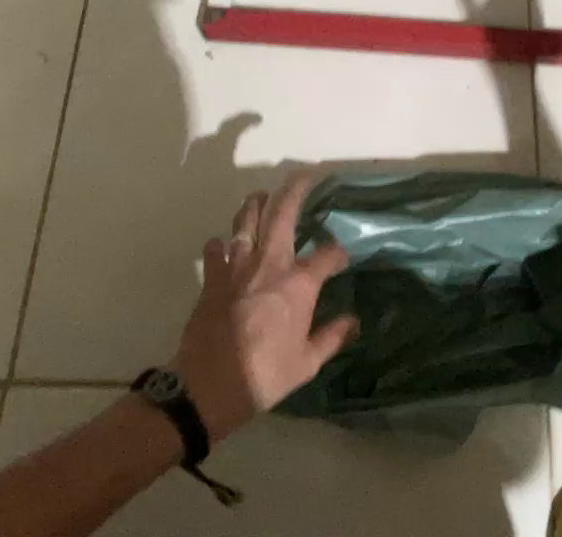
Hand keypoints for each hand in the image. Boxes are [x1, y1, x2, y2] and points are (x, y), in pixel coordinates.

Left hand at [169, 168, 357, 442]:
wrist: (207, 386)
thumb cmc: (264, 376)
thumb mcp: (307, 363)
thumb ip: (332, 337)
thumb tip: (353, 321)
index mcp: (299, 283)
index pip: (327, 254)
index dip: (338, 254)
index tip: (342, 260)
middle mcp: (269, 263)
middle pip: (283, 212)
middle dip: (296, 189)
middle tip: (305, 174)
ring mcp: (237, 266)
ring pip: (246, 219)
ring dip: (256, 204)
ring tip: (263, 196)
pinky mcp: (212, 277)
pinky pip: (216, 248)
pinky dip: (222, 243)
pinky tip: (226, 245)